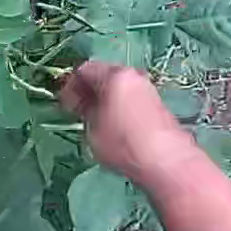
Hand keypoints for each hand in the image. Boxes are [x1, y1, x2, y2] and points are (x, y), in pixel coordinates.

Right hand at [58, 61, 203, 188]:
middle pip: (104, 75)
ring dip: (103, 100)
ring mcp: (148, 89)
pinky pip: (130, 98)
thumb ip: (84, 110)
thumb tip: (84, 105)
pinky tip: (114, 127)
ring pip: (118, 88)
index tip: (65, 106)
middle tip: (77, 112)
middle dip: (87, 92)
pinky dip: (117, 107)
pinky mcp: (157, 105)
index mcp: (114, 76)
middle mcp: (133, 76)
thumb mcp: (92, 128)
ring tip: (95, 121)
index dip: (70, 87)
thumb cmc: (121, 142)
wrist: (165, 160)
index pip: (85, 70)